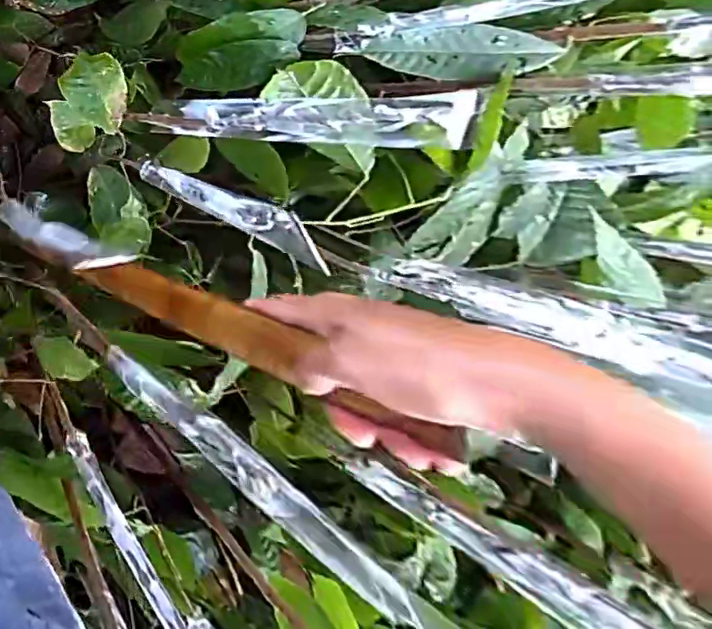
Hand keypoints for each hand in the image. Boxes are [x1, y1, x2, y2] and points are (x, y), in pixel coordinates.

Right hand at [248, 294, 586, 470]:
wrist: (522, 389)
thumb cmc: (419, 368)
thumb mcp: (346, 363)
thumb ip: (307, 364)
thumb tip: (301, 373)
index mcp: (331, 313)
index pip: (275, 309)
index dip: (253, 323)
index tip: (241, 345)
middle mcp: (360, 329)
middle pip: (324, 368)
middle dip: (340, 408)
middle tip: (357, 433)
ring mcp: (400, 355)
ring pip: (368, 397)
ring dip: (385, 430)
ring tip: (413, 452)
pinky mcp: (436, 381)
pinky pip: (409, 411)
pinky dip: (420, 435)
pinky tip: (439, 454)